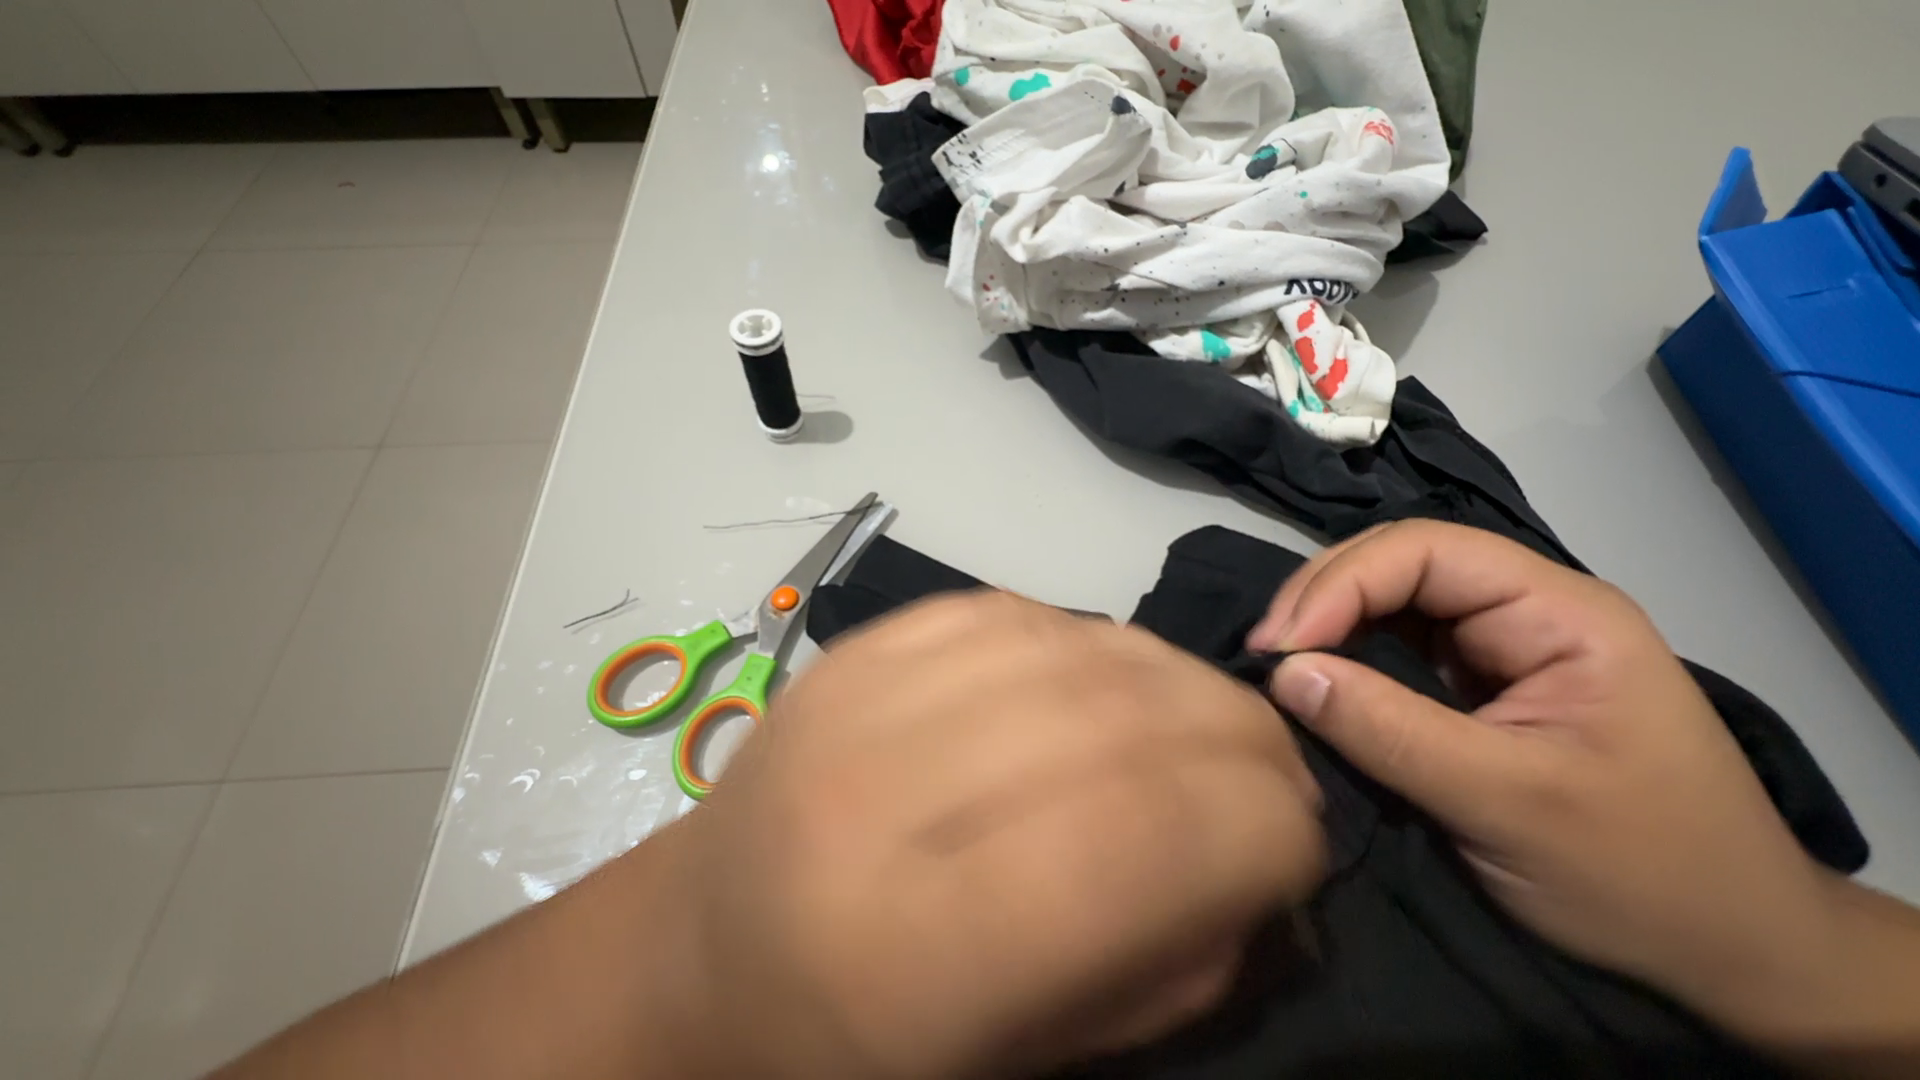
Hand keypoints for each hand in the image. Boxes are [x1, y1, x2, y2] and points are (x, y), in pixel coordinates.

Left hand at [664, 591, 1326, 1079]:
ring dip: (1176, 679)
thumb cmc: (854, 1043)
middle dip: (1239, 741)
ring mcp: (859, 700)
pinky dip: (1089, 642)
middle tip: (1272, 779)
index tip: (1296, 846)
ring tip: (1204, 728)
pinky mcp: (855, 650)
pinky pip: (1012, 610)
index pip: (1141, 836)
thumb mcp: (1020, 1060)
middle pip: (1117, 717)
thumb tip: (1259, 870)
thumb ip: (1157, 972)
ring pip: (1076, 644)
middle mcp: (882, 795)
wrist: (701, 949)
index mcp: (918, 943)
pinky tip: (1103, 687)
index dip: (1262, 826)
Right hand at [1245, 521, 1836, 1039]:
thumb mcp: (1507, 802)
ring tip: (1279, 666)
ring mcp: (1503, 649)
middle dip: (1325, 598)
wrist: (1725, 948)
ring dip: (1328, 625)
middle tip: (1265, 655)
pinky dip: (1346, 659)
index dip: (1343, 584)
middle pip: (1403, 563)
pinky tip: (1316, 682)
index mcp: (1560, 613)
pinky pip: (1397, 651)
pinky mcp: (1480, 688)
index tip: (1282, 648)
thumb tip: (1285, 675)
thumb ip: (1390, 731)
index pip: (1429, 551)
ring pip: (1393, 602)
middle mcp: (1528, 612)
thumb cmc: (1637, 871)